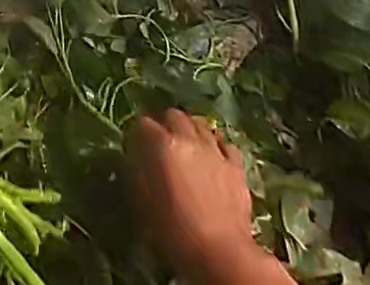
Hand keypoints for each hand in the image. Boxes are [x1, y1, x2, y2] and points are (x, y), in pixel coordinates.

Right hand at [126, 110, 294, 284]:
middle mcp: (188, 139)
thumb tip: (134, 159)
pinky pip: (225, 143)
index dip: (137, 133)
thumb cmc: (175, 231)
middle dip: (164, 123)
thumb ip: (137, 172)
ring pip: (200, 124)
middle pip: (173, 114)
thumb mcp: (143, 202)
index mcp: (162, 146)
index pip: (143, 123)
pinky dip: (216, 144)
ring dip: (190, 129)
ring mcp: (214, 150)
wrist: (222, 254)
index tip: (135, 145)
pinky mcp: (235, 166)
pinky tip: (213, 154)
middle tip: (161, 141)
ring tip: (186, 142)